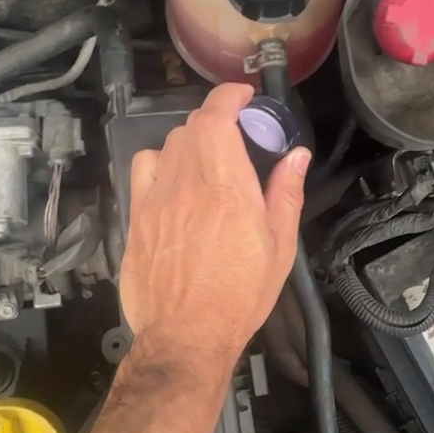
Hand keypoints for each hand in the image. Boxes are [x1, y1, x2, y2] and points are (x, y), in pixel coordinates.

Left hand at [121, 83, 309, 367]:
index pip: (216, 119)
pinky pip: (144, 170)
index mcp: (228, 190)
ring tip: (208, 164)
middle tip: (239, 139)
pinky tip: (176, 182)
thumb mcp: (279, 247)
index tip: (244, 96)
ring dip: (191, 143)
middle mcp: (187, 186)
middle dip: (217, 123)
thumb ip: (286, 194)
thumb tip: (296, 156)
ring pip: (168, 145)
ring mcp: (156, 200)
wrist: (186, 336)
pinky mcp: (137, 217)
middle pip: (193, 127)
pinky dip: (162, 163)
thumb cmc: (238, 296)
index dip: (229, 96)